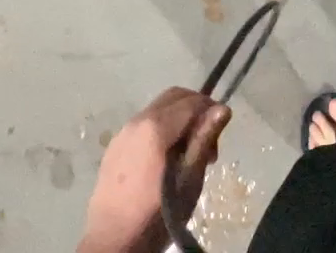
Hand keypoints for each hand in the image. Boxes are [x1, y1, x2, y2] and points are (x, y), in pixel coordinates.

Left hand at [78, 87, 231, 252]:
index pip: (191, 101)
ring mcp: (123, 131)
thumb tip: (222, 109)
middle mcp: (137, 120)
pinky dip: (161, 128)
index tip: (220, 135)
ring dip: (179, 119)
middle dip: (196, 109)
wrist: (112, 242)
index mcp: (156, 127)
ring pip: (158, 109)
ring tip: (189, 153)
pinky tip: (166, 158)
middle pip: (173, 97)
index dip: (211, 110)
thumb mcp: (188, 180)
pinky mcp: (115, 145)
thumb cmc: (156, 214)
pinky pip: (144, 123)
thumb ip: (204, 140)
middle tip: (208, 141)